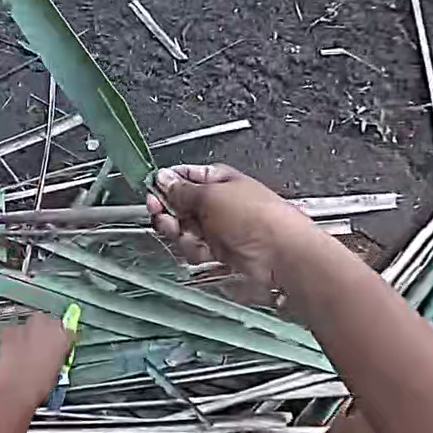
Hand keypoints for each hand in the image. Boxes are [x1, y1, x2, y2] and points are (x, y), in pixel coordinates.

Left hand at [0, 312, 70, 404]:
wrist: (13, 390)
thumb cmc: (37, 386)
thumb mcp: (56, 371)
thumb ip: (57, 355)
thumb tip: (53, 354)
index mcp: (62, 336)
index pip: (67, 330)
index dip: (61, 339)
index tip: (58, 345)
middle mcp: (45, 325)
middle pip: (46, 321)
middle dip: (43, 331)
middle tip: (40, 347)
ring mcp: (26, 325)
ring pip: (29, 325)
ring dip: (28, 334)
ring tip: (25, 352)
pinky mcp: (9, 330)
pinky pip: (14, 331)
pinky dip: (14, 339)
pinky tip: (13, 353)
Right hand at [145, 164, 316, 288]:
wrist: (280, 255)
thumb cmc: (256, 217)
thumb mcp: (210, 195)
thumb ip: (181, 190)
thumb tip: (162, 179)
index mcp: (218, 180)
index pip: (183, 177)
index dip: (165, 184)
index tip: (151, 191)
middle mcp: (217, 203)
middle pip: (178, 205)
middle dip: (167, 211)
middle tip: (162, 214)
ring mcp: (218, 228)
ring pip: (183, 229)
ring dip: (178, 233)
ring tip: (181, 232)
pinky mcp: (219, 250)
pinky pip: (194, 248)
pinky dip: (193, 250)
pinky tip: (200, 249)